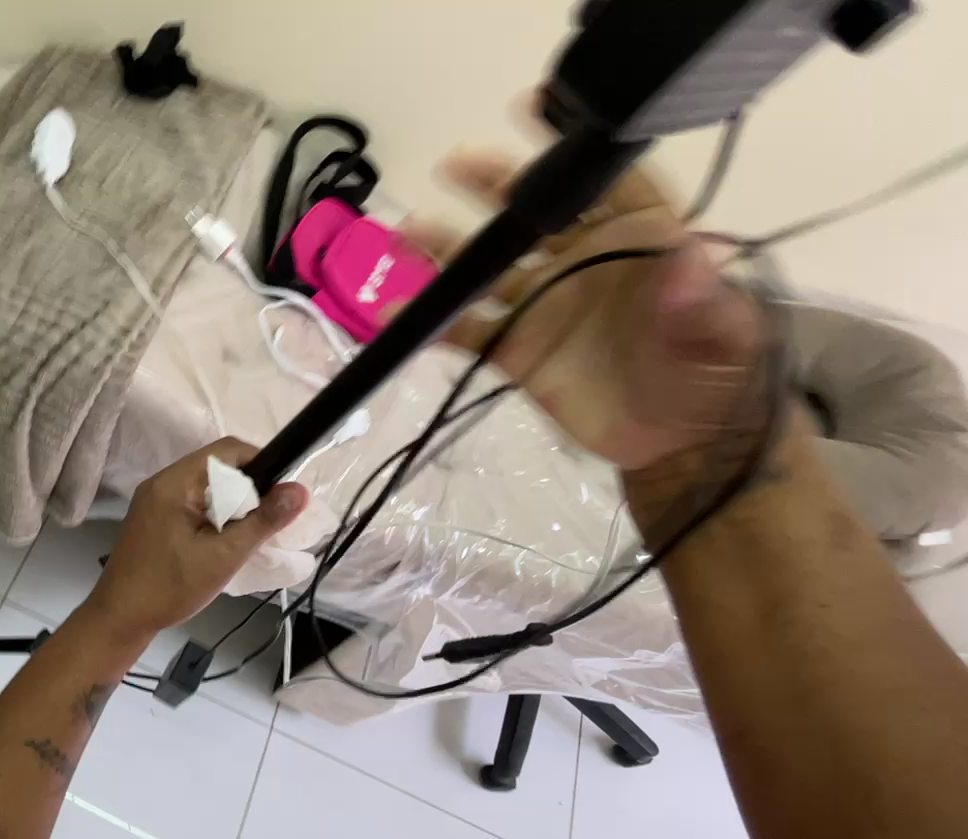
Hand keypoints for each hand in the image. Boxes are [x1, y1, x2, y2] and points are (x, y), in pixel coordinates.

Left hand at [84, 438, 308, 638]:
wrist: (121, 617)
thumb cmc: (171, 587)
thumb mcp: (224, 556)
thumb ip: (263, 521)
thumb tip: (300, 491)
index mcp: (174, 483)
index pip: (227, 451)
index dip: (262, 462)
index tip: (282, 492)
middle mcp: (161, 483)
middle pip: (216, 467)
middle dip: (249, 487)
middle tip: (270, 517)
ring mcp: (153, 500)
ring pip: (205, 486)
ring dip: (231, 503)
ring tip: (251, 530)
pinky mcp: (152, 518)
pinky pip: (191, 502)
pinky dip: (213, 514)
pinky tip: (225, 538)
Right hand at [403, 148, 767, 473]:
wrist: (674, 439)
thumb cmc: (711, 376)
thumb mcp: (723, 335)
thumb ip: (703, 300)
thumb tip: (688, 258)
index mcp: (639, 242)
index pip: (605, 184)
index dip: (571, 152)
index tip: (532, 115)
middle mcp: (582, 263)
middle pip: (533, 216)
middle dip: (494, 186)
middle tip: (453, 163)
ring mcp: (541, 306)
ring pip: (487, 268)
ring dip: (447, 251)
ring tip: (408, 232)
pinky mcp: (513, 350)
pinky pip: (465, 331)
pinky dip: (431, 324)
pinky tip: (397, 313)